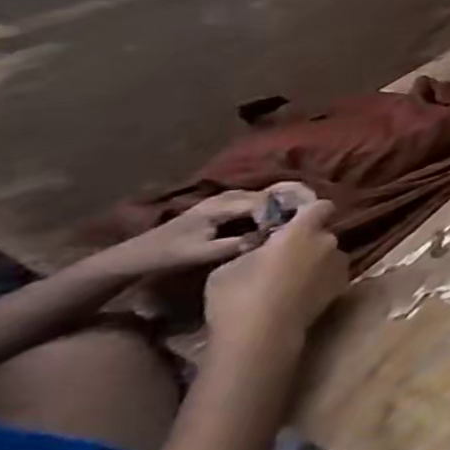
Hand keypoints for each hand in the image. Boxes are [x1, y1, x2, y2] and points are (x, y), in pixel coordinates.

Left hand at [89, 187, 304, 280]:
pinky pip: (256, 203)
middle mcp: (227, 197)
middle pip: (268, 193)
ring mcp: (225, 201)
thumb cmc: (166, 254)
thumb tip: (268, 241)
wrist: (135, 256)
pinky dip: (271, 208)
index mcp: (222, 205)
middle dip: (291, 200)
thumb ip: (234, 245)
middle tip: (313, 211)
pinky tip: (279, 220)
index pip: (263, 201)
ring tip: (302, 215)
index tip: (297, 225)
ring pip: (263, 196)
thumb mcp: (199, 254)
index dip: (282, 212)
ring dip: (282, 204)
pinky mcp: (224, 208)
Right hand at [203, 198, 348, 351]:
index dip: (309, 210)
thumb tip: (262, 248)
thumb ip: (254, 248)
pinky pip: (332, 274)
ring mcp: (339, 265)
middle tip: (285, 256)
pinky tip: (301, 294)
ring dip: (316, 260)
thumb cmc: (238, 297)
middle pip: (322, 233)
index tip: (295, 219)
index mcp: (302, 230)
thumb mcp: (231, 265)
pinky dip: (321, 278)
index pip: (320, 206)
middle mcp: (328, 242)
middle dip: (308, 241)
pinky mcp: (342, 287)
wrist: (261, 337)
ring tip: (293, 280)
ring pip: (329, 255)